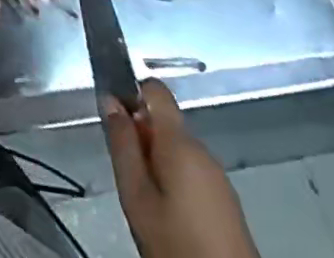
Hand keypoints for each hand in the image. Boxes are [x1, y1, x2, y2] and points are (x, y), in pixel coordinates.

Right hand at [106, 79, 261, 257]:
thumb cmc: (176, 242)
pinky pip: (189, 170)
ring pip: (174, 149)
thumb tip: (110, 100)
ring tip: (144, 201)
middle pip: (163, 122)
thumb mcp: (136, 195)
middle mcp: (201, 149)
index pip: (156, 90)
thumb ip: (122, 145)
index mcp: (179, 142)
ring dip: (153, 161)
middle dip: (139, 137)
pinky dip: (171, 179)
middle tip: (127, 177)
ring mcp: (216, 174)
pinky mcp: (222, 197)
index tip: (114, 120)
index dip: (131, 92)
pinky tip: (166, 215)